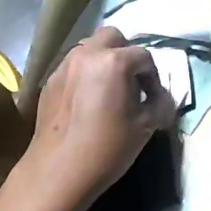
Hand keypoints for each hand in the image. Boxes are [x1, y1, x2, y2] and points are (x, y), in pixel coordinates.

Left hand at [14, 27, 173, 210]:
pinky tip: (87, 101)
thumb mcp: (145, 126)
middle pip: (112, 37)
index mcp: (113, 61)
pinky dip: (84, 74)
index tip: (153, 99)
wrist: (57, 173)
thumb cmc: (107, 148)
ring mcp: (64, 66)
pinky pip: (73, 66)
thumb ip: (160, 103)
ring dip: (103, 61)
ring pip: (89, 49)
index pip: (144, 56)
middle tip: (130, 82)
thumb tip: (162, 97)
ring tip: (108, 90)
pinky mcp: (49, 81)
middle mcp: (86, 54)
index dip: (153, 77)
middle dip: (125, 54)